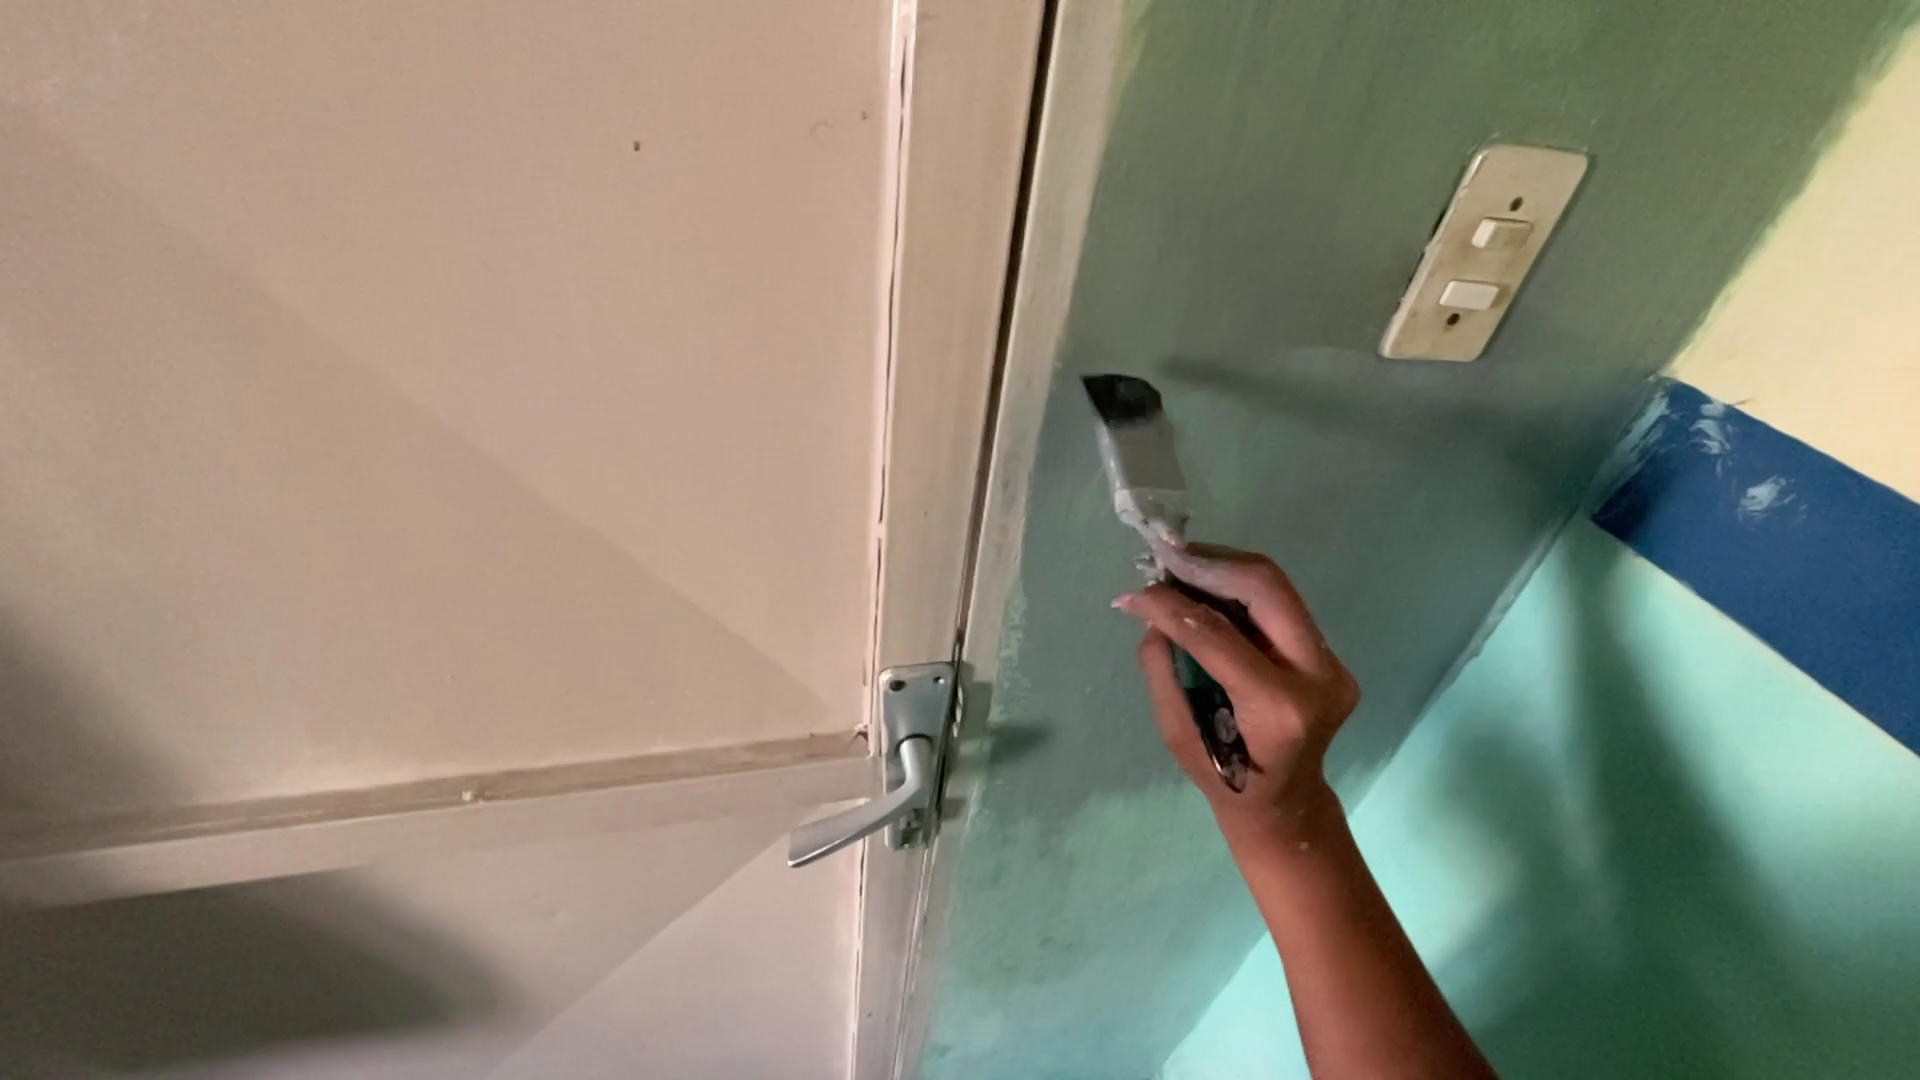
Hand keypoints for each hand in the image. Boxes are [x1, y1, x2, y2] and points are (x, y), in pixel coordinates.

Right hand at [1114, 540, 1358, 841]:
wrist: (1287, 802)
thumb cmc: (1224, 778)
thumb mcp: (1176, 732)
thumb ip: (1162, 668)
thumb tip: (1154, 612)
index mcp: (1278, 708)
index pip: (1216, 635)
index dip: (1170, 607)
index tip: (1134, 595)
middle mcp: (1317, 676)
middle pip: (1265, 588)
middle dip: (1208, 563)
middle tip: (1164, 556)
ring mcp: (1332, 662)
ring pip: (1275, 586)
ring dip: (1222, 567)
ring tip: (1178, 565)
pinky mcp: (1329, 654)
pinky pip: (1278, 604)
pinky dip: (1235, 587)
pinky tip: (1203, 586)